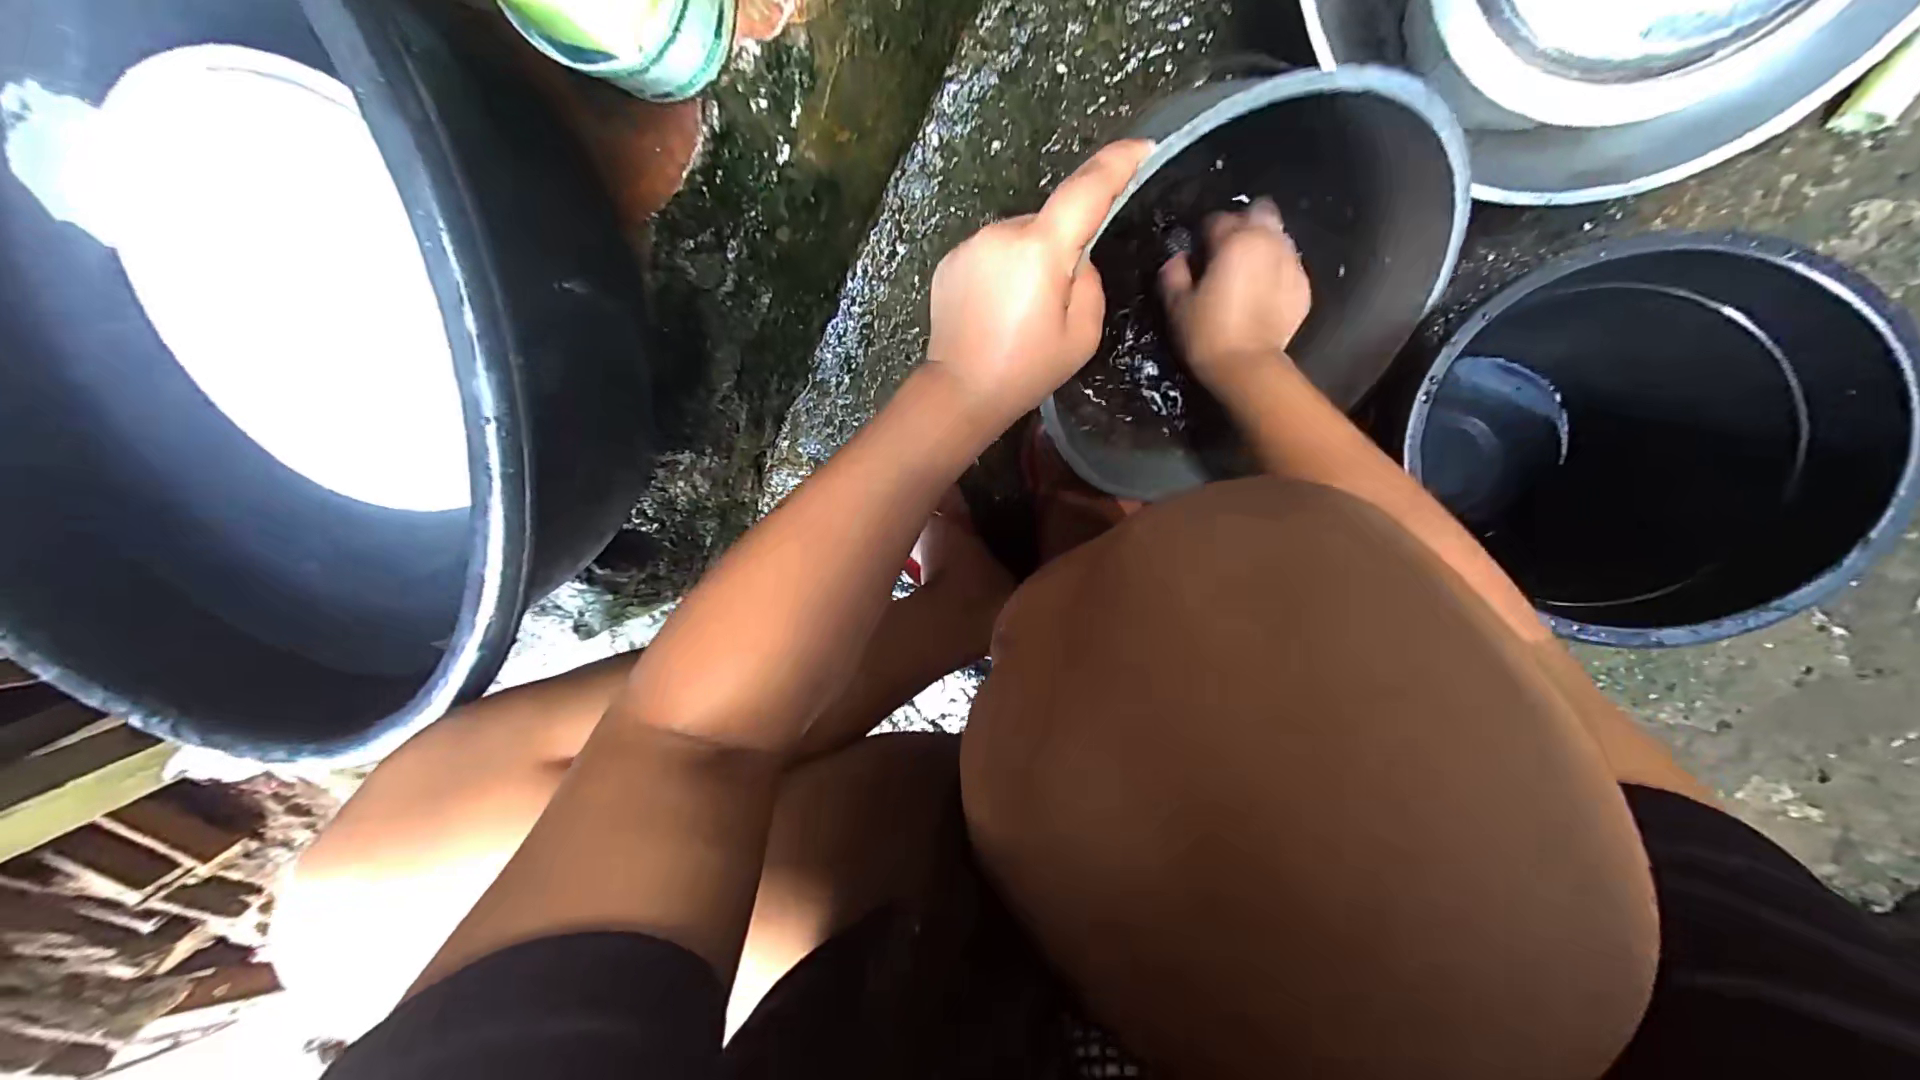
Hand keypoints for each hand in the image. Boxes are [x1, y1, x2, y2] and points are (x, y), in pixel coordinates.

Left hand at [925, 140, 1154, 429]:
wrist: (960, 391)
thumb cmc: (1025, 370)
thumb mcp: (1082, 334)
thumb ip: (1090, 283)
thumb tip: (1076, 260)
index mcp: (1040, 248)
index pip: (1087, 187)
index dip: (1119, 163)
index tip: (1142, 150)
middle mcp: (1002, 232)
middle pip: (1049, 222)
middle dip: (1062, 249)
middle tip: (1057, 302)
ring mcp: (970, 245)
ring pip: (1018, 238)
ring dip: (1029, 261)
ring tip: (1021, 312)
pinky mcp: (950, 261)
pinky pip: (991, 254)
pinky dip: (1002, 272)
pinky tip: (995, 311)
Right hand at [1160, 198, 1312, 392]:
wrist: (1246, 367)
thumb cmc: (1206, 335)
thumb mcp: (1176, 305)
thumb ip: (1173, 273)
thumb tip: (1178, 259)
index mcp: (1235, 241)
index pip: (1217, 220)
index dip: (1204, 236)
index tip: (1198, 256)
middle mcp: (1268, 242)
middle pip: (1259, 213)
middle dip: (1242, 226)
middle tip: (1226, 254)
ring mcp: (1291, 263)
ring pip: (1277, 237)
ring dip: (1261, 247)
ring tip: (1246, 274)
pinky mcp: (1303, 286)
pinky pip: (1288, 265)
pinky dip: (1275, 271)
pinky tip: (1262, 294)